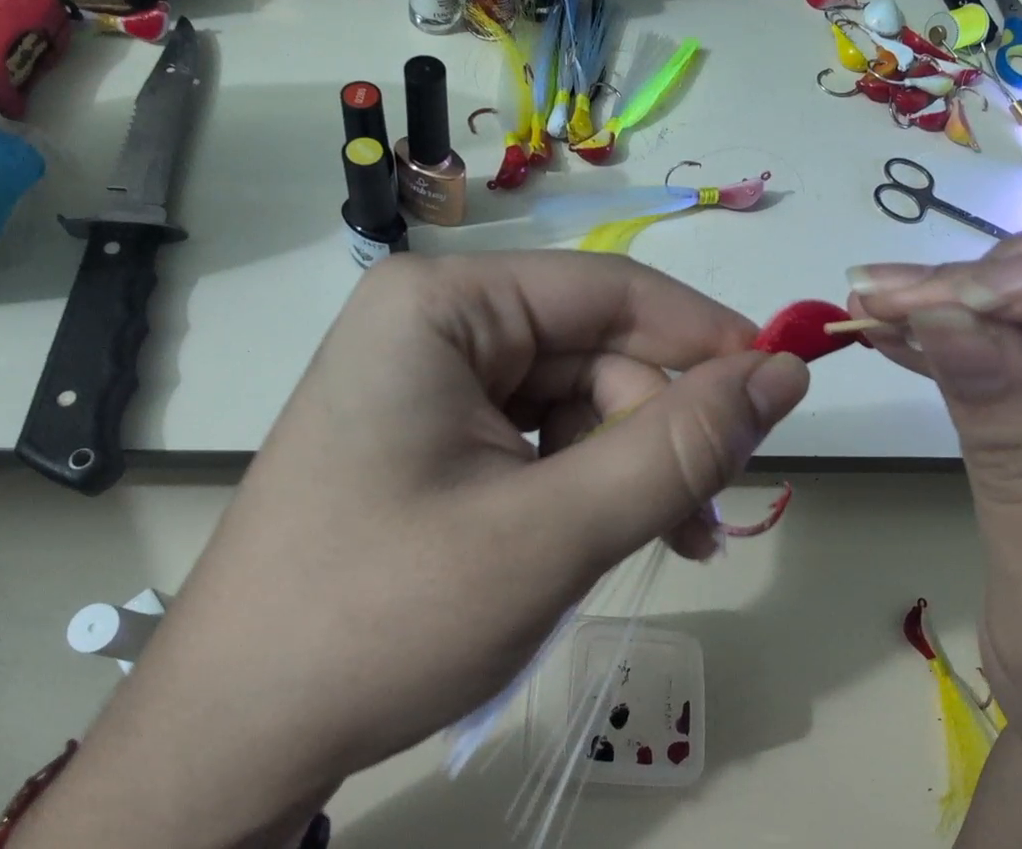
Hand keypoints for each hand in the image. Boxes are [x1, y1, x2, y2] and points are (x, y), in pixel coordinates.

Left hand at [12, 252, 808, 848]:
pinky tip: (602, 539)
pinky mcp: (422, 440)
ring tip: (665, 543)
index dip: (704, 340)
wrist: (237, 730)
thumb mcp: (552, 531)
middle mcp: (428, 326)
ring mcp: (421, 385)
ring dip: (627, 465)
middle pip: (591, 351)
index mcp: (441, 305)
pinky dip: (581, 486)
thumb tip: (784, 374)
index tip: (782, 398)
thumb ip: (678, 448)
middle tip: (701, 520)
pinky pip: (531, 440)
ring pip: (569, 402)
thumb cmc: (384, 617)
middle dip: (657, 428)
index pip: (609, 291)